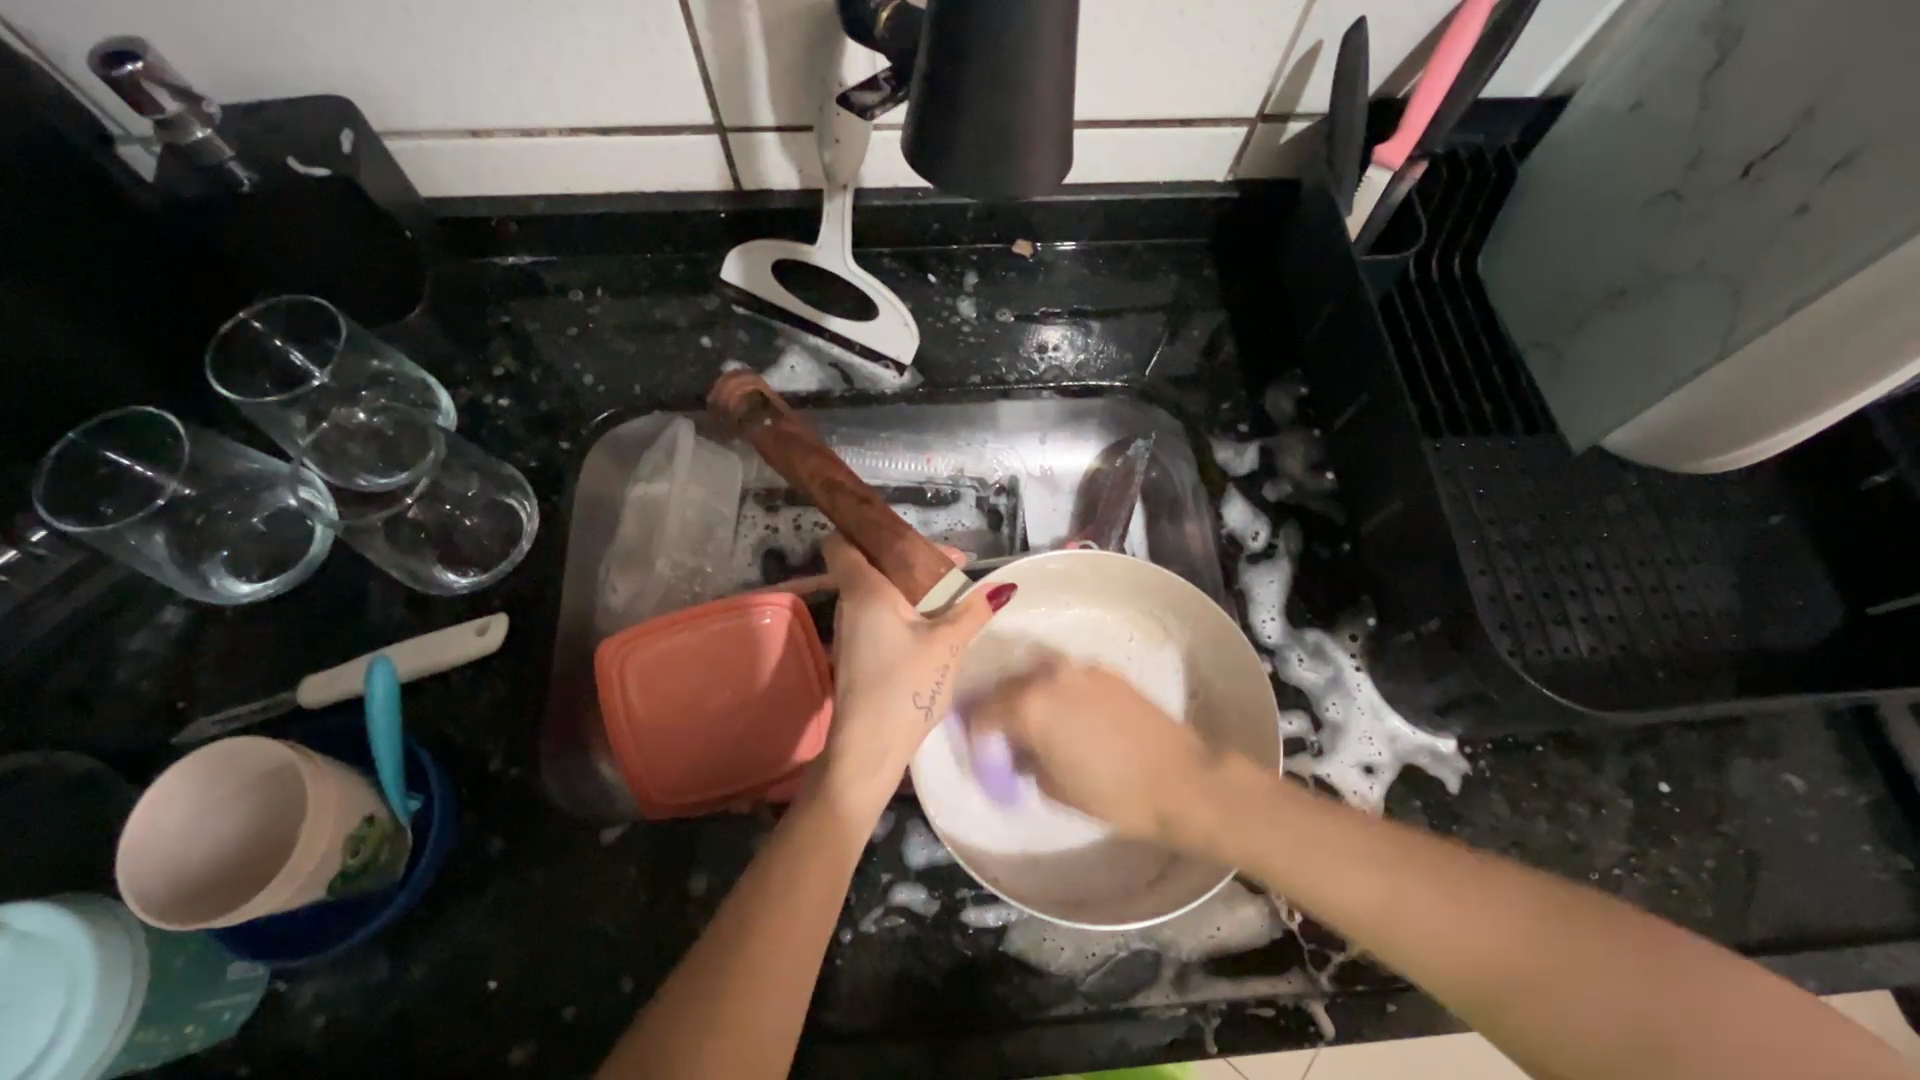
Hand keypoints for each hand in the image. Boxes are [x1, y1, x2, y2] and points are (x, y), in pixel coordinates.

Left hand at [811, 535, 1012, 816]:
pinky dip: (903, 611)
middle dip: (910, 561)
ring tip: (950, 598)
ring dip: (910, 588)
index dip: (868, 530)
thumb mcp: (946, 646)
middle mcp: (850, 604)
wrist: (867, 749)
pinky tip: (934, 628)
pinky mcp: (857, 654)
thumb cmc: (904, 687)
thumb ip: (972, 612)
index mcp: (864, 590)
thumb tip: (1002, 587)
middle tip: (951, 570)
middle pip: (870, 564)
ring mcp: (851, 631)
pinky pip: (878, 616)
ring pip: (876, 592)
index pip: (842, 542)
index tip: (910, 537)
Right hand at [965, 659, 1219, 843]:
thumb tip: (1021, 752)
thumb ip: (1025, 762)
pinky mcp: (1108, 673)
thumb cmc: (1113, 794)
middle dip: (997, 711)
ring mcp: (1081, 669)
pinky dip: (1056, 693)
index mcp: (1028, 704)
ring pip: (1037, 678)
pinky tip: (1065, 718)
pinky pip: (1066, 679)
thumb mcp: (1053, 787)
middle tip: (1000, 738)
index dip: (975, 733)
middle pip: (1006, 687)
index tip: (980, 751)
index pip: (983, 712)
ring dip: (1027, 697)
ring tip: (1032, 726)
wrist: (1181, 780)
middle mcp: (1049, 676)